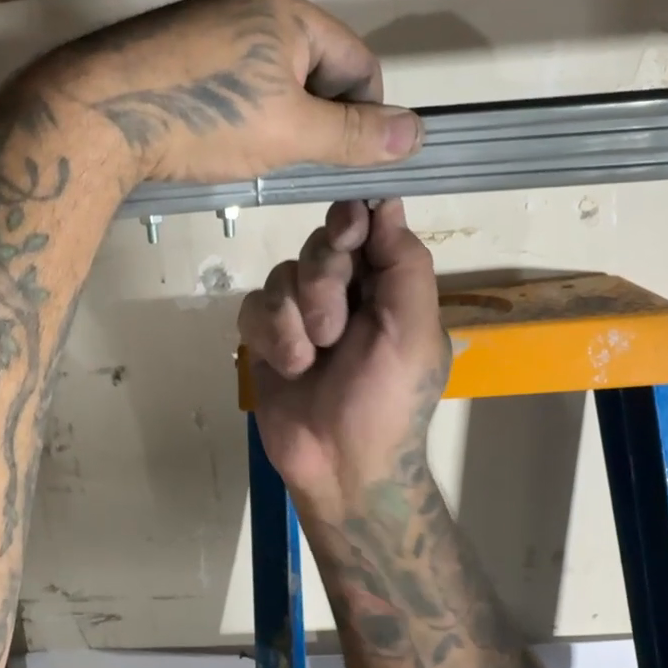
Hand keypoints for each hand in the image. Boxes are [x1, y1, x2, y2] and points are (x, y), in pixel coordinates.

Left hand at [34, 0, 424, 184]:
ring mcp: (207, 26)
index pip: (358, 63)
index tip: (345, 158)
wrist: (95, 115)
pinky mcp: (174, 51)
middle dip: (314, 119)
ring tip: (248, 155)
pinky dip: (236, 115)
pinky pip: (229, 83)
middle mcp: (249, 6)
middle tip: (291, 161)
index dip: (363, 115)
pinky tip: (213, 143)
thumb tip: (418, 133)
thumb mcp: (291, 134)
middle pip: (314, 70)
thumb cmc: (203, 119)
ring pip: (270, 82)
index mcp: (287, 13)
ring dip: (276, 122)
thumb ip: (354, 135)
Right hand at [239, 199, 449, 520]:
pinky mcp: (265, 338)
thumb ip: (404, 263)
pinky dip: (270, 336)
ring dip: (295, 319)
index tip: (348, 234)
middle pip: (318, 245)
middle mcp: (342, 292)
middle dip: (322, 285)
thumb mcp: (415, 330)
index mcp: (385, 286)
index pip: (364, 227)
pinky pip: (252, 307)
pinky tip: (289, 368)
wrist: (342, 466)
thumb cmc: (389, 400)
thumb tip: (388, 200)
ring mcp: (299, 314)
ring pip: (281, 275)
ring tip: (311, 362)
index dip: (351, 221)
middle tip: (333, 332)